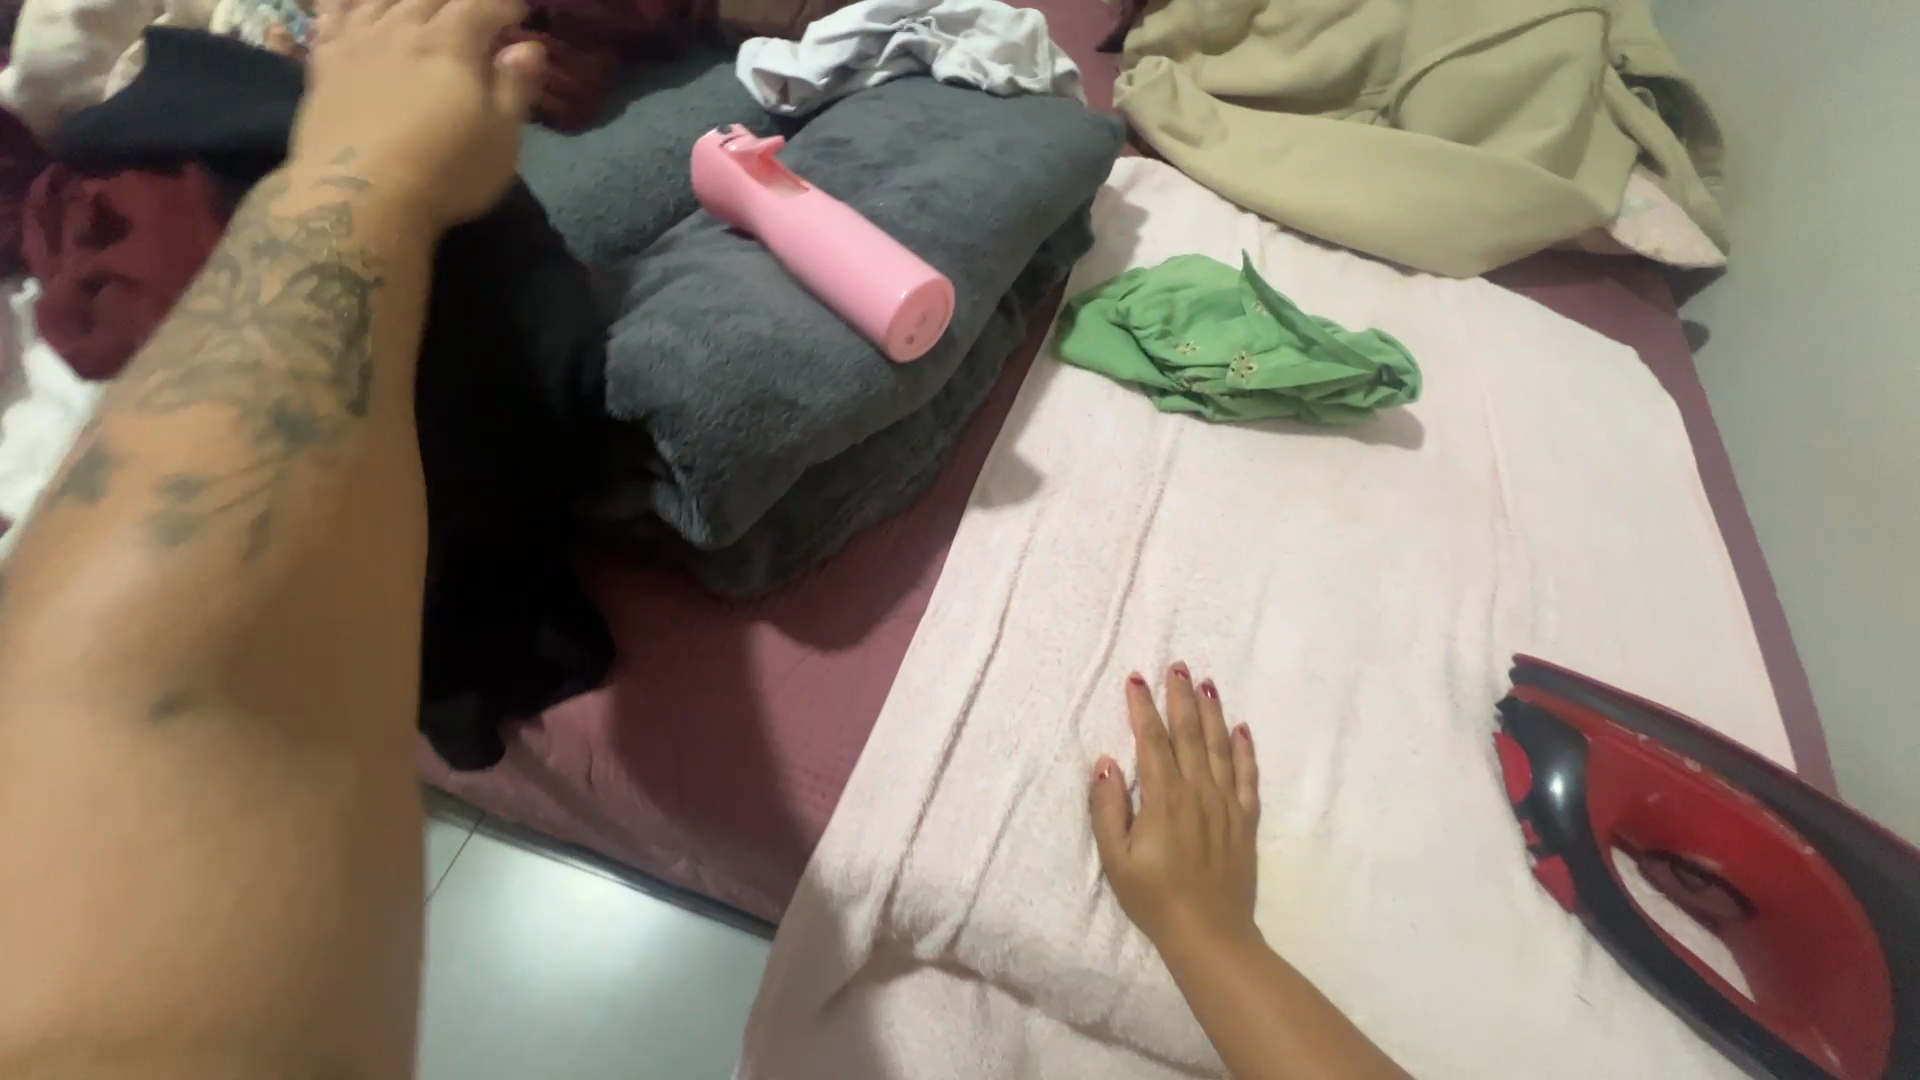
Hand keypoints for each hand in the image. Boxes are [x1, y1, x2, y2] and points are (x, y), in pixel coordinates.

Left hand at [291, 0, 545, 229]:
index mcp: (449, 45)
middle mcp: (400, 29)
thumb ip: (515, 88)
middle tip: (474, 9)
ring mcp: (357, 40)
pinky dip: (347, 3)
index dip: (501, 5)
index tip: (519, 10)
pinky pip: (331, 11)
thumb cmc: (449, 170)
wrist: (365, 193)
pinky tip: (357, 6)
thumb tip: (530, 48)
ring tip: (423, 6)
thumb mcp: (501, 138)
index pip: (478, 7)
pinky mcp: (325, 61)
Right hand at [1091, 662, 1261, 957]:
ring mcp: (1226, 804)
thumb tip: (1106, 763)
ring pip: (1218, 746)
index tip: (1136, 678)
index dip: (1143, 707)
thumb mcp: (1115, 859)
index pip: (1152, 740)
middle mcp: (1198, 791)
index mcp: (1164, 797)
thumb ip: (1108, 808)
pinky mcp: (1245, 820)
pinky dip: (1245, 749)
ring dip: (1211, 711)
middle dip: (1180, 696)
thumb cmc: (1154, 897)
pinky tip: (1242, 728)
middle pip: (1188, 733)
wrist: (1211, 936)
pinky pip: (1247, 776)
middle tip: (1177, 665)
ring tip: (1206, 682)